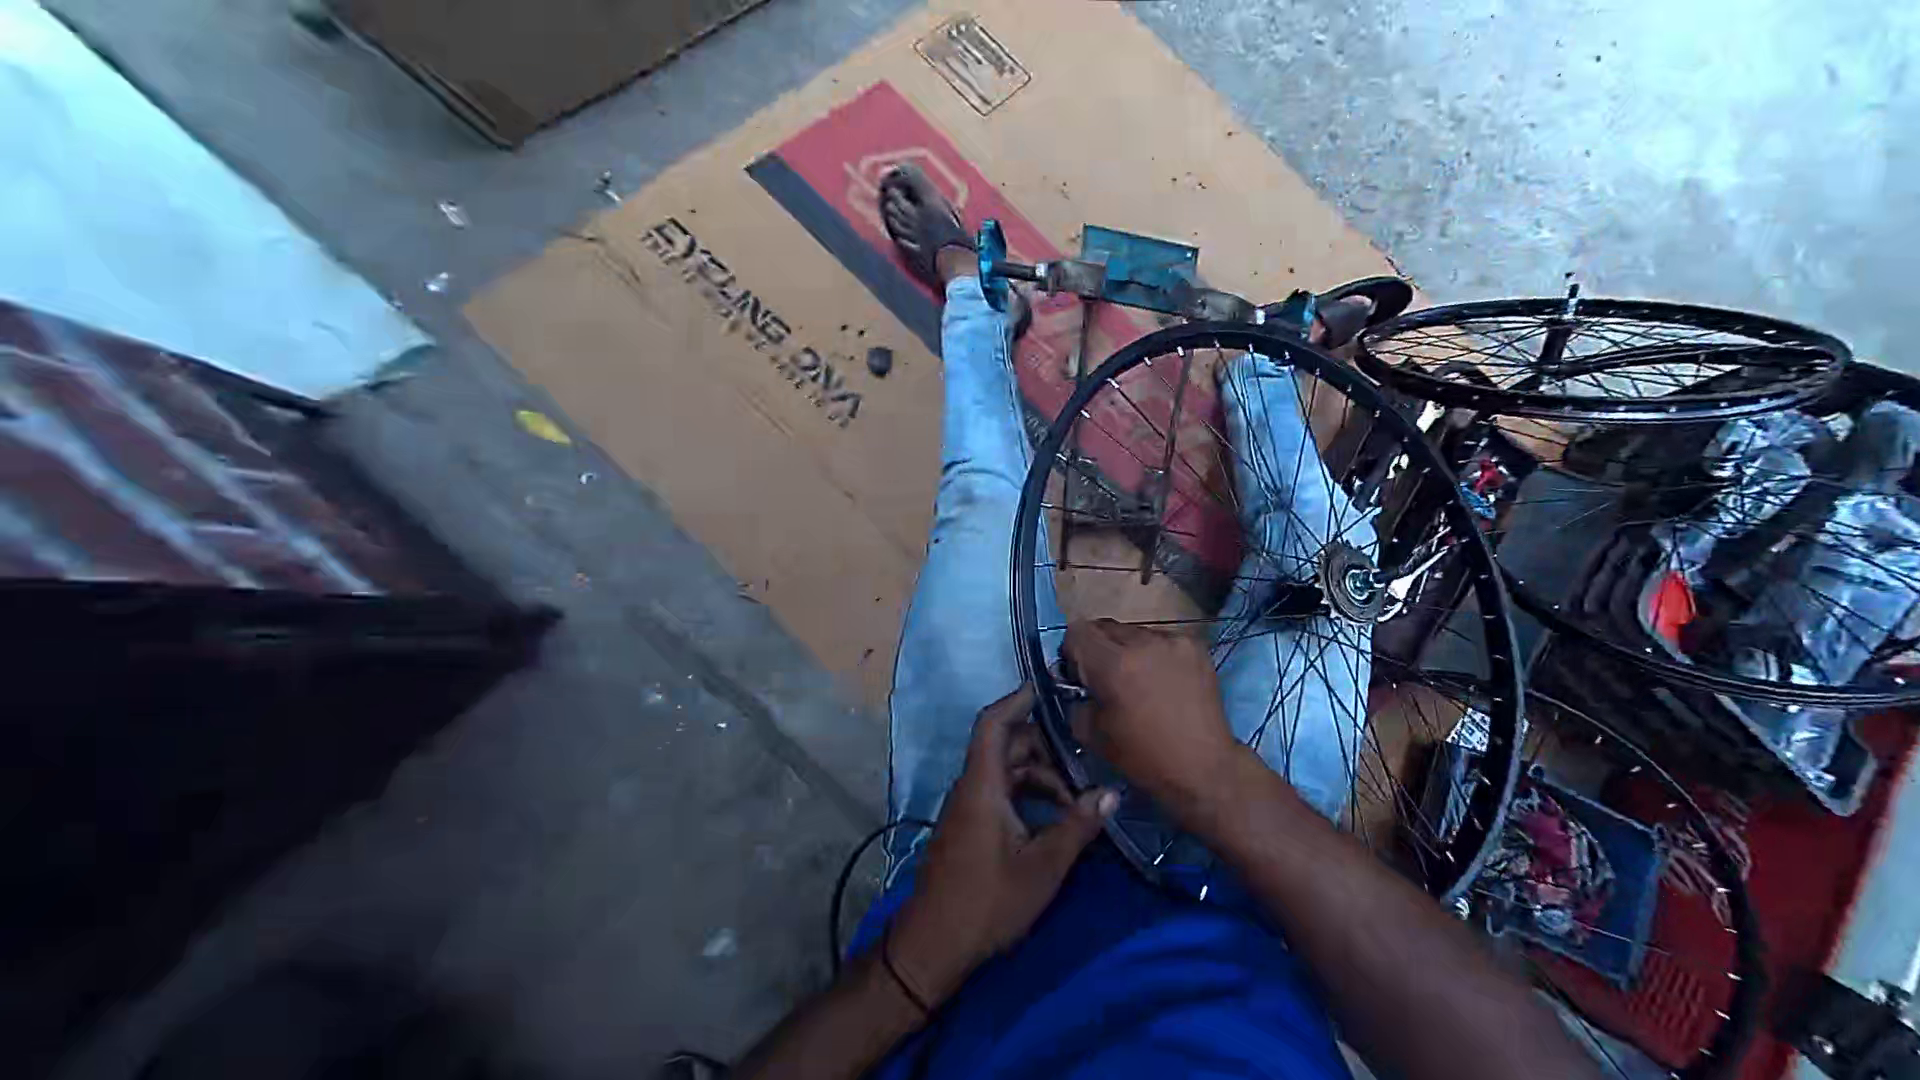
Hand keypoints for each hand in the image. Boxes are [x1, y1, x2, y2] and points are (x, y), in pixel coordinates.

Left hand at [889, 685, 1116, 1005]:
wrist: (934, 944)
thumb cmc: (988, 902)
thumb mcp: (1043, 866)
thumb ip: (1077, 826)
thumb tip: (1111, 793)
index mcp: (982, 785)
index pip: (993, 723)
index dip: (1017, 699)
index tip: (1047, 686)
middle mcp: (972, 786)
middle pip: (1007, 746)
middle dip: (1045, 749)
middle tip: (1083, 765)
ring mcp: (968, 806)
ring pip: (1006, 771)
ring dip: (1040, 777)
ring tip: (1075, 802)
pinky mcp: (969, 824)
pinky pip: (1001, 792)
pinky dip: (1028, 795)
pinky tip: (1053, 819)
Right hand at [1060, 618, 1243, 807]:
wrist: (1204, 768)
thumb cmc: (1143, 757)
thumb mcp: (1091, 733)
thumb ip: (1076, 697)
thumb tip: (1076, 681)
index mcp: (1113, 665)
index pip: (1078, 631)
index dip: (1072, 650)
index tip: (1079, 672)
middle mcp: (1143, 643)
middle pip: (1105, 627)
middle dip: (1099, 648)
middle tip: (1107, 676)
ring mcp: (1173, 641)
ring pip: (1134, 632)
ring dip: (1128, 650)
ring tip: (1140, 679)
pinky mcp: (1195, 646)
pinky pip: (1161, 639)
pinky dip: (1155, 654)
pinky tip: (1164, 679)